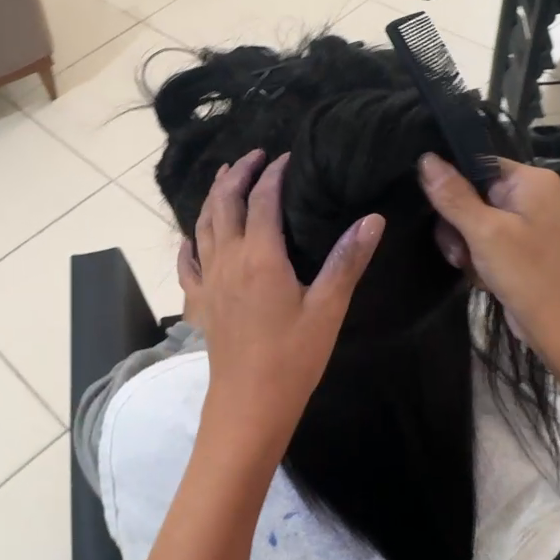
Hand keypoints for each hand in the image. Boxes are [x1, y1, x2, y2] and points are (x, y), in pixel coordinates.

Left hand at [180, 150, 382, 446]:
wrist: (248, 404)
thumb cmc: (293, 358)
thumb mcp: (328, 309)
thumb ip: (347, 261)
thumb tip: (371, 219)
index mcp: (260, 256)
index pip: (263, 199)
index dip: (274, 174)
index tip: (286, 157)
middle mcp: (227, 259)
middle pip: (225, 204)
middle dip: (237, 174)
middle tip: (253, 155)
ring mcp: (208, 281)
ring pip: (203, 226)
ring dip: (213, 197)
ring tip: (223, 178)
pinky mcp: (198, 303)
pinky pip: (187, 263)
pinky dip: (189, 242)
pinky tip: (190, 238)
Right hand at [418, 153, 559, 357]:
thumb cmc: (528, 273)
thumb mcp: (484, 232)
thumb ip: (453, 195)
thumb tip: (425, 158)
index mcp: (530, 180)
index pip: (477, 163)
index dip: (451, 183)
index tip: (435, 209)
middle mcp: (532, 195)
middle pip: (471, 193)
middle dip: (456, 223)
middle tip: (458, 250)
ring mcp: (528, 223)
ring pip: (473, 221)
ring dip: (463, 245)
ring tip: (468, 266)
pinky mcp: (521, 248)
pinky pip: (485, 241)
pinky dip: (477, 258)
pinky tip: (480, 275)